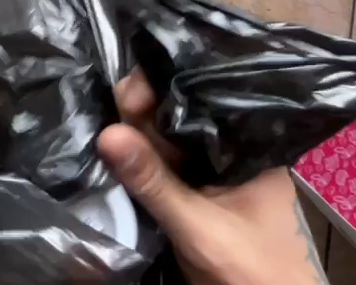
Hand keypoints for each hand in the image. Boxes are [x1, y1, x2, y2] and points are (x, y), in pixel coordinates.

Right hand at [96, 70, 328, 284]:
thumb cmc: (253, 274)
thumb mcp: (200, 228)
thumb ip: (154, 182)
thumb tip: (105, 132)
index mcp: (247, 147)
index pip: (197, 97)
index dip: (157, 90)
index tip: (123, 99)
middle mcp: (228, 151)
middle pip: (173, 114)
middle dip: (137, 116)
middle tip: (106, 124)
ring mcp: (208, 173)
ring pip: (161, 139)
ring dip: (132, 137)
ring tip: (103, 136)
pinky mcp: (190, 192)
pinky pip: (156, 164)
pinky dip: (135, 161)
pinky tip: (112, 154)